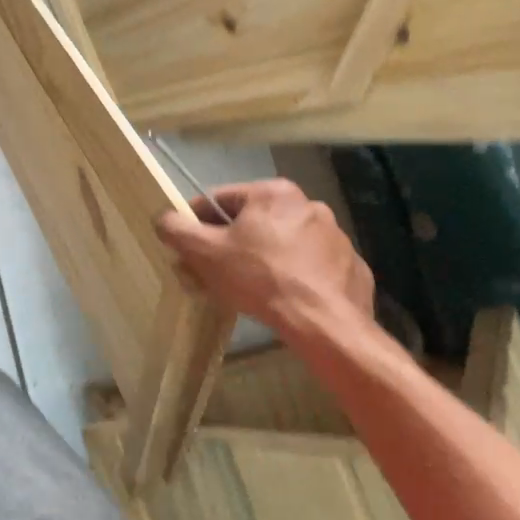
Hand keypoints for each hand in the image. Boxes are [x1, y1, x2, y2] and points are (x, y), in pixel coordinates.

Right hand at [156, 178, 374, 341]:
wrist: (325, 325)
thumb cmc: (259, 278)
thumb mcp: (203, 251)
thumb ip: (174, 228)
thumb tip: (164, 219)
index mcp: (273, 193)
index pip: (219, 200)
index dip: (198, 224)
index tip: (190, 248)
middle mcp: (310, 206)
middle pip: (252, 222)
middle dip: (231, 244)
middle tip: (216, 272)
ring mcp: (337, 238)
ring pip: (283, 243)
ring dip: (263, 258)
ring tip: (250, 288)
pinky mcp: (354, 268)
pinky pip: (312, 266)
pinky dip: (296, 276)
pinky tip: (284, 298)